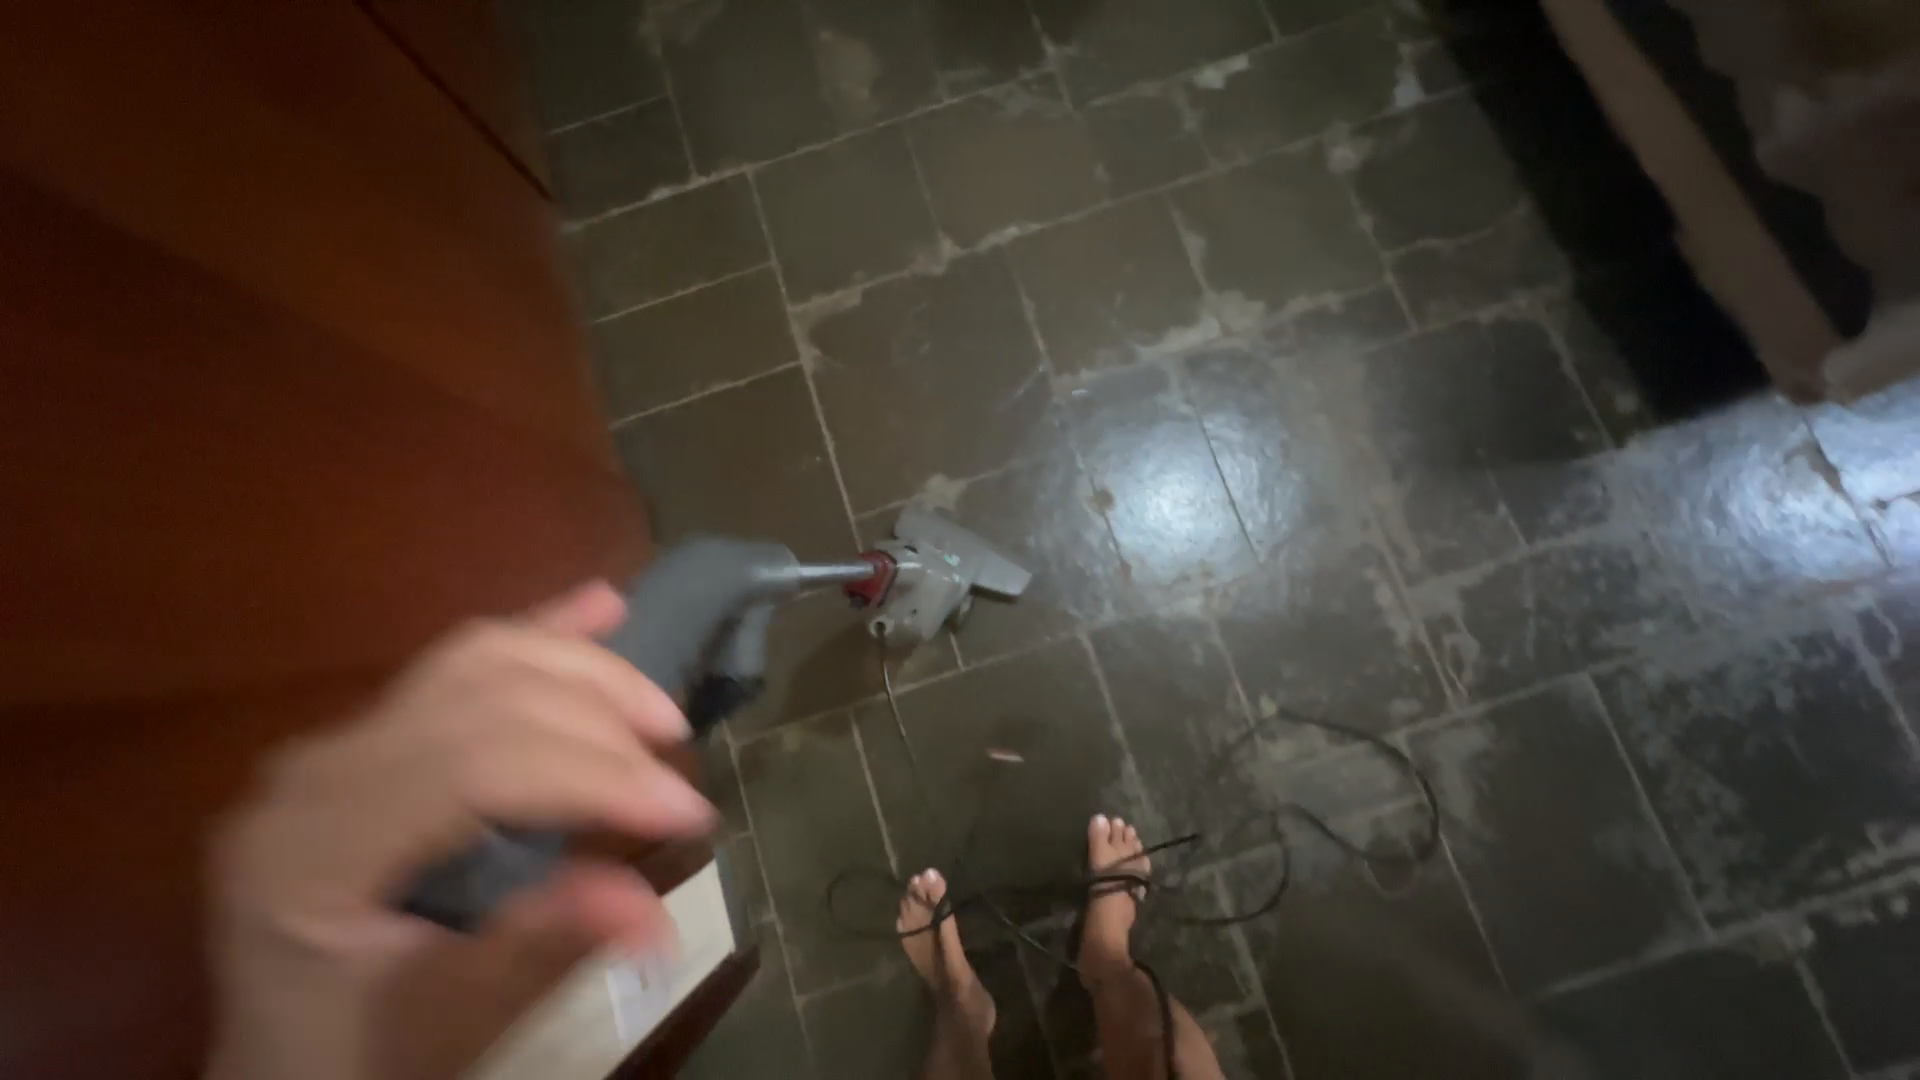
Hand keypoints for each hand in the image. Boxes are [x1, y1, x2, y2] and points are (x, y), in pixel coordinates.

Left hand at [206, 581, 713, 1079]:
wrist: (285, 1048)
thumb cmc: (363, 1043)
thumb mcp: (458, 1010)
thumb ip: (556, 937)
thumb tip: (661, 921)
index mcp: (318, 849)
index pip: (478, 768)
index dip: (595, 775)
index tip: (687, 811)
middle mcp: (320, 770)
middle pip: (491, 699)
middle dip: (604, 720)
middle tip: (678, 763)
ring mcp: (341, 739)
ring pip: (486, 658)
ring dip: (588, 672)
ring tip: (658, 710)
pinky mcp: (375, 729)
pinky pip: (467, 661)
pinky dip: (545, 631)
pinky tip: (604, 603)